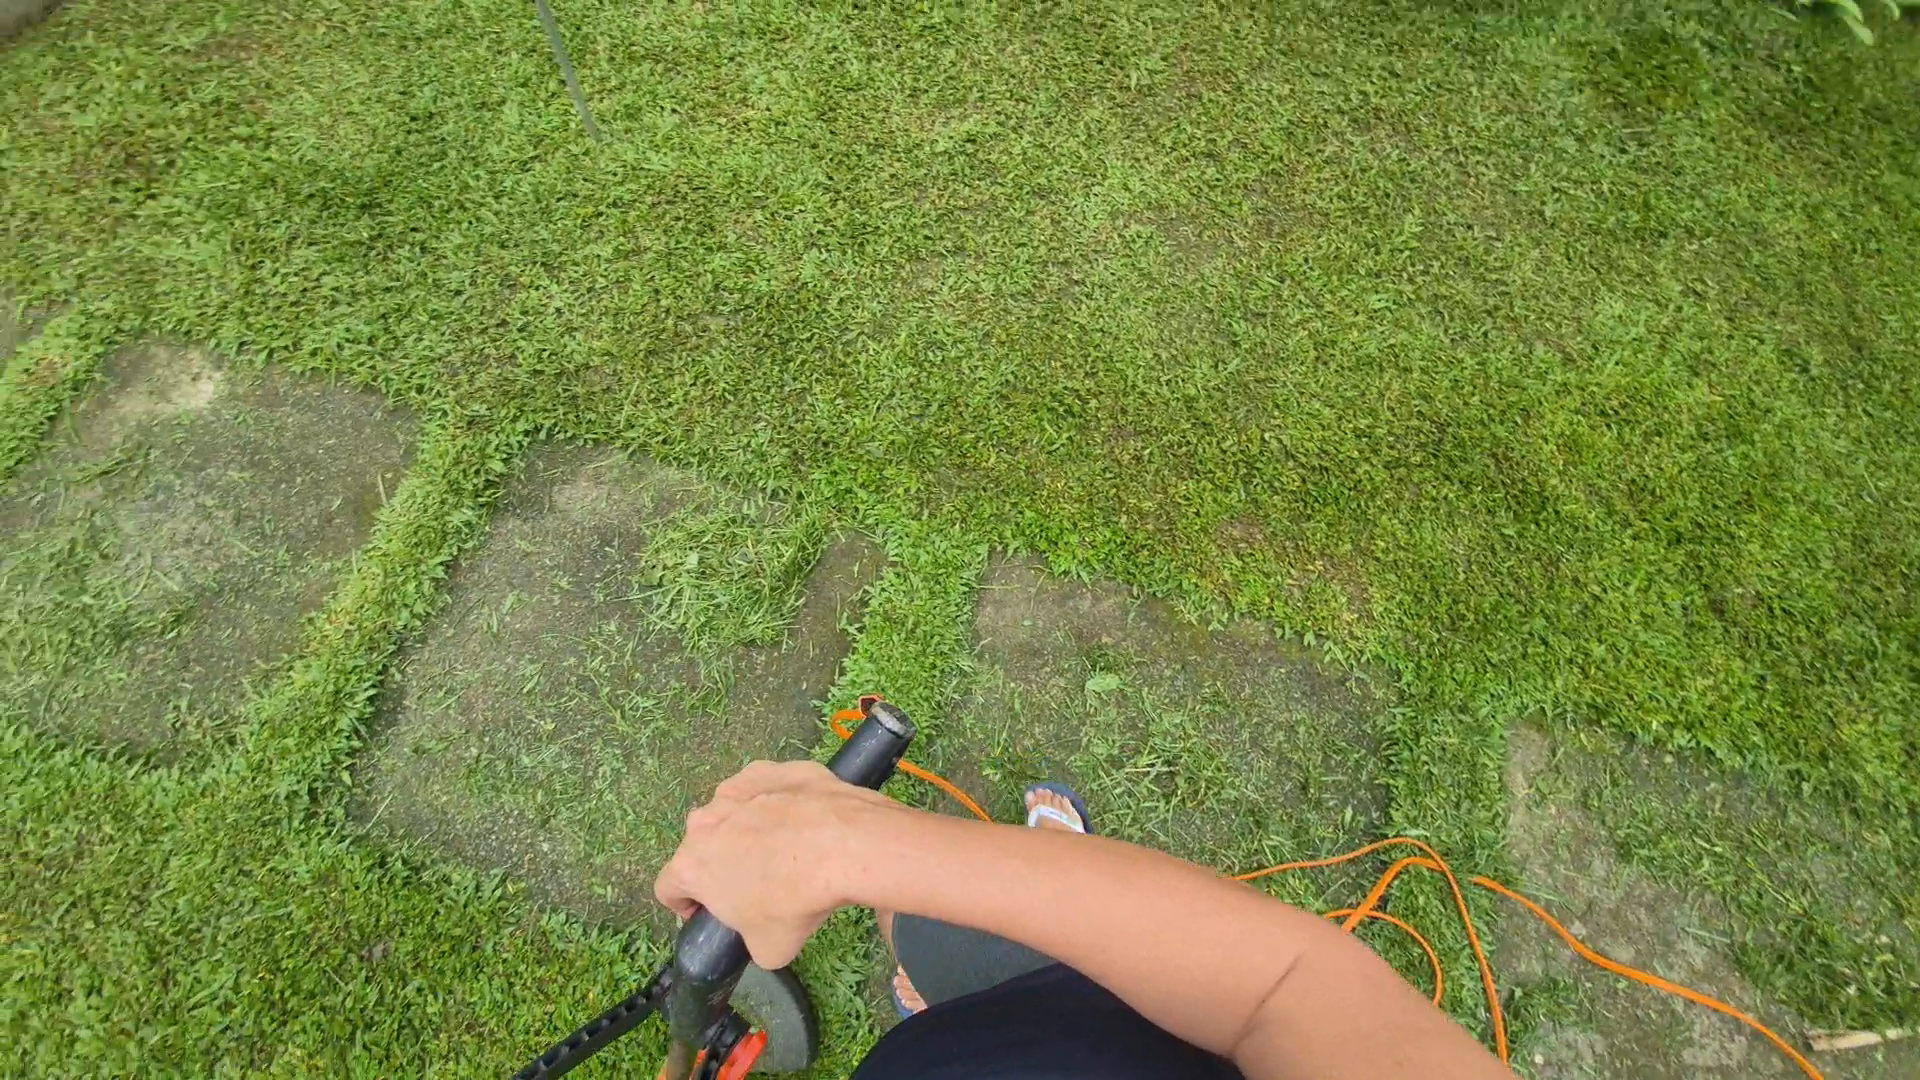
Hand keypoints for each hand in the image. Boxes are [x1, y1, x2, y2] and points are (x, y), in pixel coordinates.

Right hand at [654, 760, 906, 968]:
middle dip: (720, 862)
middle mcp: (707, 818)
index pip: (669, 888)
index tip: (707, 912)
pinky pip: (768, 787)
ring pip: (734, 810)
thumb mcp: (769, 949)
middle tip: (754, 882)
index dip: (685, 905)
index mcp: (691, 864)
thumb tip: (762, 934)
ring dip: (747, 826)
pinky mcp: (776, 768)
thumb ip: (750, 940)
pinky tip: (804, 817)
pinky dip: (779, 799)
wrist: (846, 844)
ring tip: (786, 845)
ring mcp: (741, 786)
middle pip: (703, 844)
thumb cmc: (797, 901)